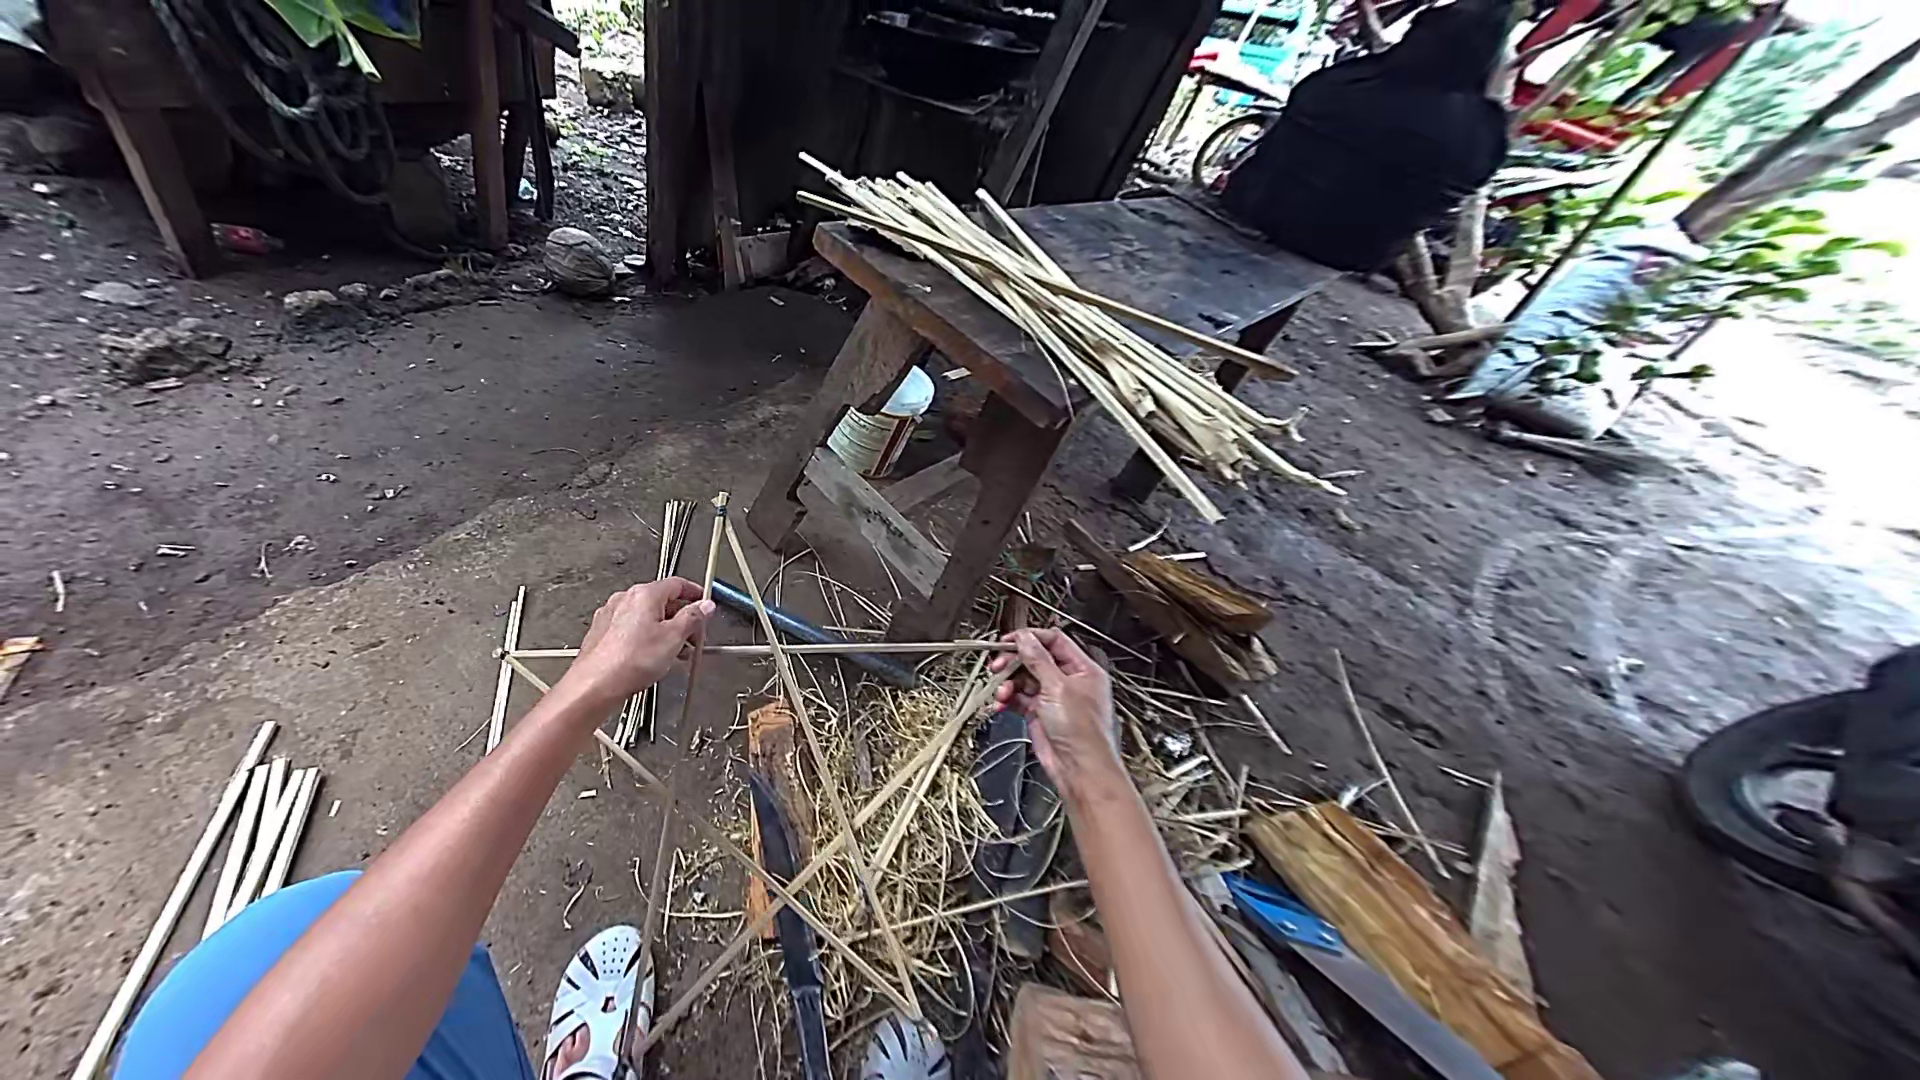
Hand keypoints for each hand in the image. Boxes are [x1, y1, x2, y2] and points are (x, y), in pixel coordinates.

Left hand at [559, 578, 714, 704]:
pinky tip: (653, 656)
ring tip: (676, 650)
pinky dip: (647, 637)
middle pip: (662, 600)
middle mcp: (624, 600)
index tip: (705, 602)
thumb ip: (693, 618)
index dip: (696, 593)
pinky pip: (632, 629)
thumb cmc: (628, 662)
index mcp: (644, 595)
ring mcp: (611, 616)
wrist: (594, 686)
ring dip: (665, 629)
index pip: (677, 583)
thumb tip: (704, 607)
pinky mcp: (602, 634)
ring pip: (647, 616)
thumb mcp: (674, 638)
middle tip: (695, 633)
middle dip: (682, 617)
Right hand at [991, 629, 1122, 800]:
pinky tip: (1001, 703)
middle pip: (1036, 659)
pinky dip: (1008, 699)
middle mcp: (1069, 681)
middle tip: (998, 665)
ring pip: (1025, 679)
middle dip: (1015, 661)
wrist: (1080, 771)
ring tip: (1001, 691)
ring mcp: (1054, 697)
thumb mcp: (1057, 688)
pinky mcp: (1040, 714)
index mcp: (1082, 669)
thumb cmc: (1083, 733)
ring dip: (1009, 683)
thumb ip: (1038, 660)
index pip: (1054, 641)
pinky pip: (1019, 698)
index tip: (1009, 640)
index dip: (1031, 638)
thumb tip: (1025, 638)